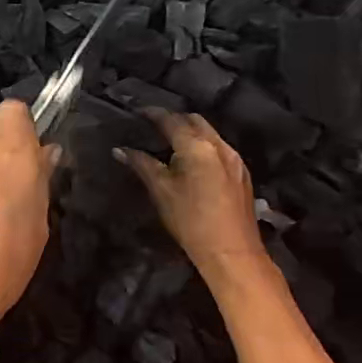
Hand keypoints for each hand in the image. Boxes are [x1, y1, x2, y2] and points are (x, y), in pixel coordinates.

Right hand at [114, 108, 265, 278]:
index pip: (172, 120)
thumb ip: (141, 163)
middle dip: (174, 119)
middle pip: (195, 121)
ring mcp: (235, 160)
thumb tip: (120, 149)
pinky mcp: (241, 174)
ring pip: (209, 134)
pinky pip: (218, 148)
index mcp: (197, 147)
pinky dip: (201, 145)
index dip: (153, 113)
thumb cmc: (190, 219)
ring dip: (189, 132)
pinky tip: (188, 159)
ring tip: (167, 141)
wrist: (231, 251)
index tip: (136, 111)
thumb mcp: (160, 189)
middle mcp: (220, 147)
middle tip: (151, 125)